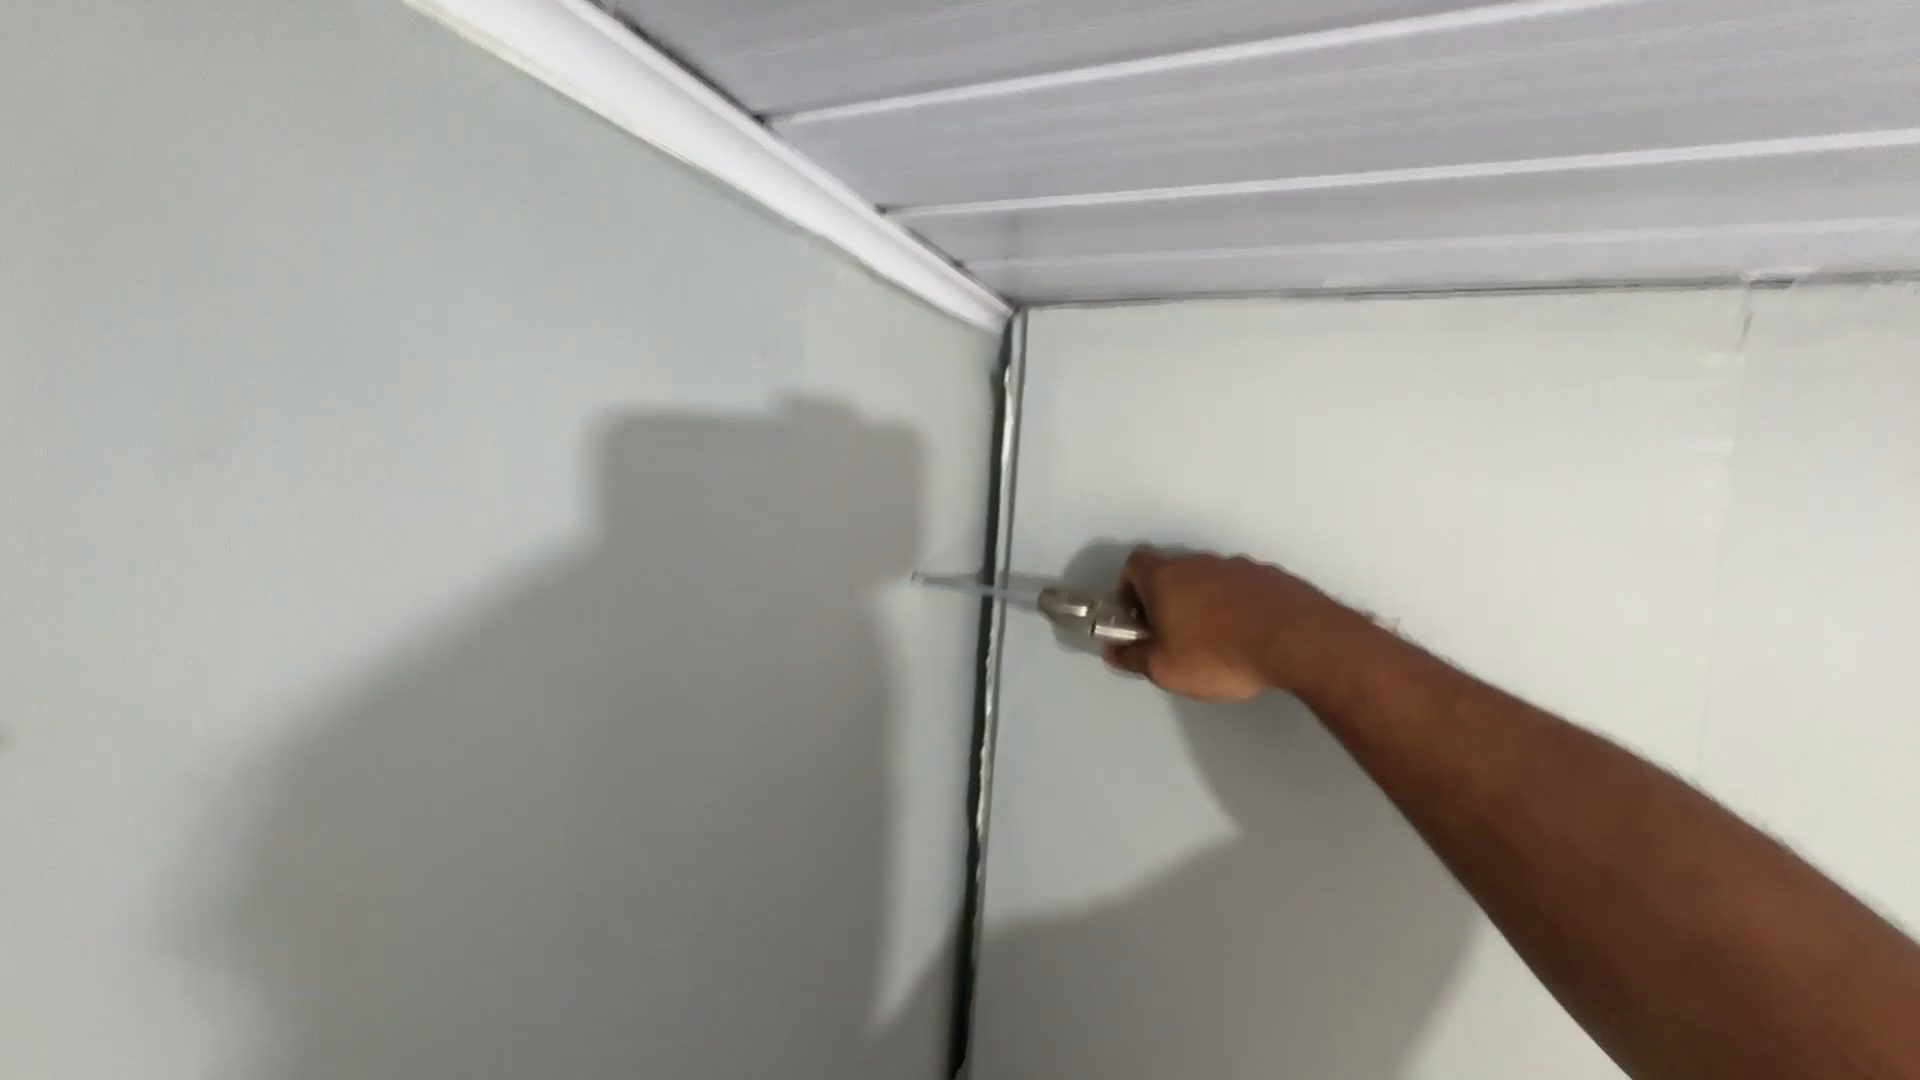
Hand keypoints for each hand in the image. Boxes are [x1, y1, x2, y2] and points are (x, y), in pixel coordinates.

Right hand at [1104, 547, 1359, 702]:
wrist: (1299, 642)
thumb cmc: (1219, 655)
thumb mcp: (1164, 669)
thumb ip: (1132, 657)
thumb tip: (1111, 651)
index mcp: (1166, 578)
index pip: (1133, 564)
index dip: (1128, 588)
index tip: (1137, 616)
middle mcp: (1199, 563)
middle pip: (1172, 572)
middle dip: (1168, 599)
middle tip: (1174, 634)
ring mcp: (1239, 566)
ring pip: (1209, 579)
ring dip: (1205, 602)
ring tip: (1217, 641)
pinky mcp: (1272, 577)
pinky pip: (1242, 588)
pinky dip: (1238, 606)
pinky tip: (1249, 637)